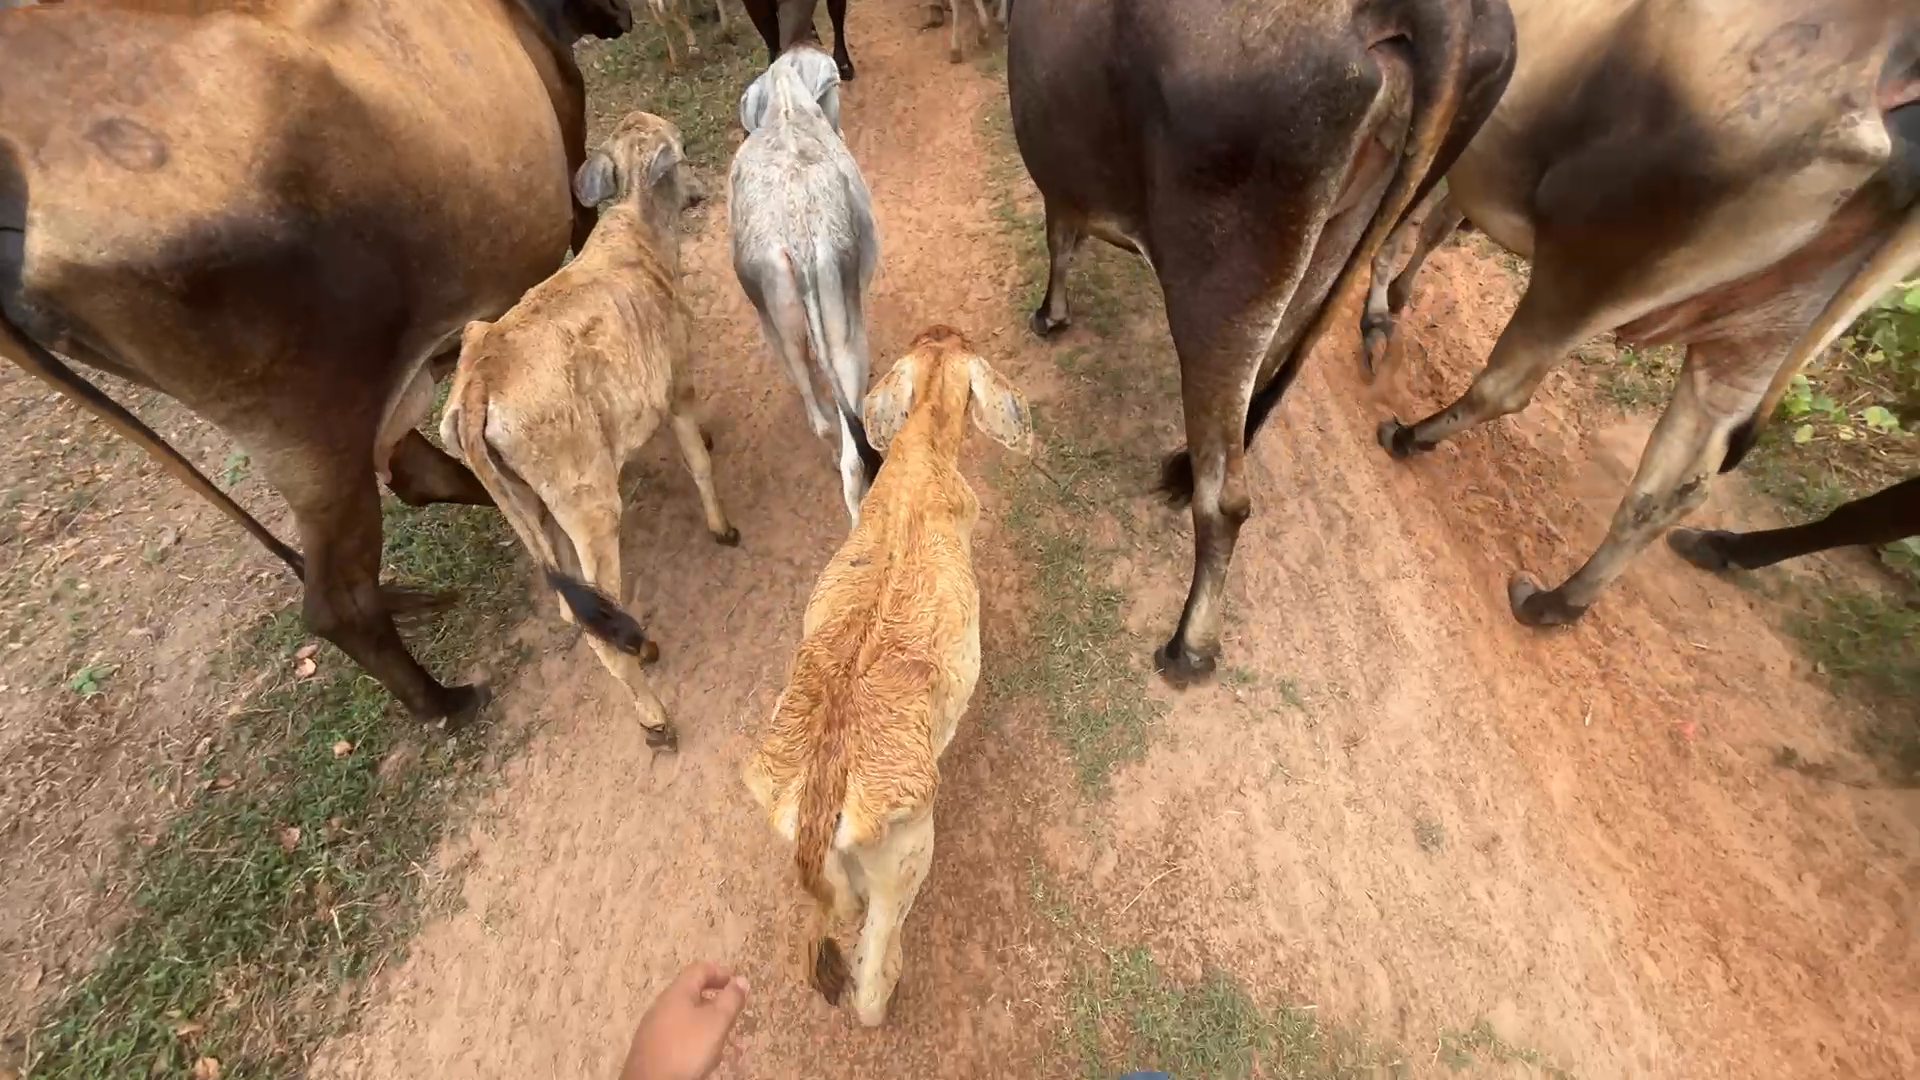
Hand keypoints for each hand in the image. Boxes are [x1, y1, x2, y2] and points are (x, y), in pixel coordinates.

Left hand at [619, 961, 749, 1079]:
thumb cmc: (686, 1050)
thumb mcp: (717, 1022)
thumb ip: (731, 999)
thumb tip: (742, 980)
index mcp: (676, 992)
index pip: (700, 969)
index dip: (721, 972)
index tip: (736, 986)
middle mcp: (660, 1006)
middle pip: (691, 994)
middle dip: (714, 1004)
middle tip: (730, 1016)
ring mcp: (651, 1029)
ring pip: (684, 1018)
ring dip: (703, 1025)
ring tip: (718, 1042)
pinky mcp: (647, 1051)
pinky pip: (674, 1037)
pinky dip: (690, 1041)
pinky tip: (697, 1058)